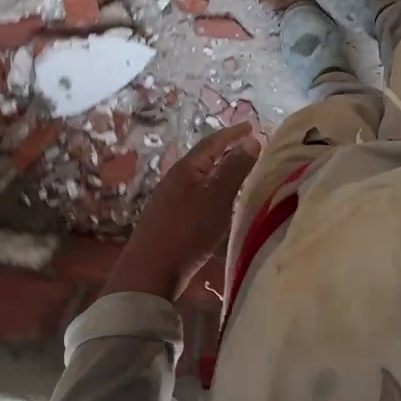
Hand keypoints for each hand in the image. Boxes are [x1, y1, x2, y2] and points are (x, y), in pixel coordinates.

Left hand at [106, 122, 259, 300]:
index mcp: (187, 169)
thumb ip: (235, 168)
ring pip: (201, 177)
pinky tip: (221, 201)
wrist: (148, 274)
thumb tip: (251, 140)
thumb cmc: (187, 232)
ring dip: (221, 171)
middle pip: (205, 158)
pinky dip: (214, 189)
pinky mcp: (170, 219)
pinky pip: (197, 194)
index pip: (213, 142)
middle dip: (227, 150)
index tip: (251, 126)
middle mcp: (176, 179)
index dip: (233, 133)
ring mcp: (170, 200)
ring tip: (240, 171)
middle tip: (249, 146)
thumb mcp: (217, 198)